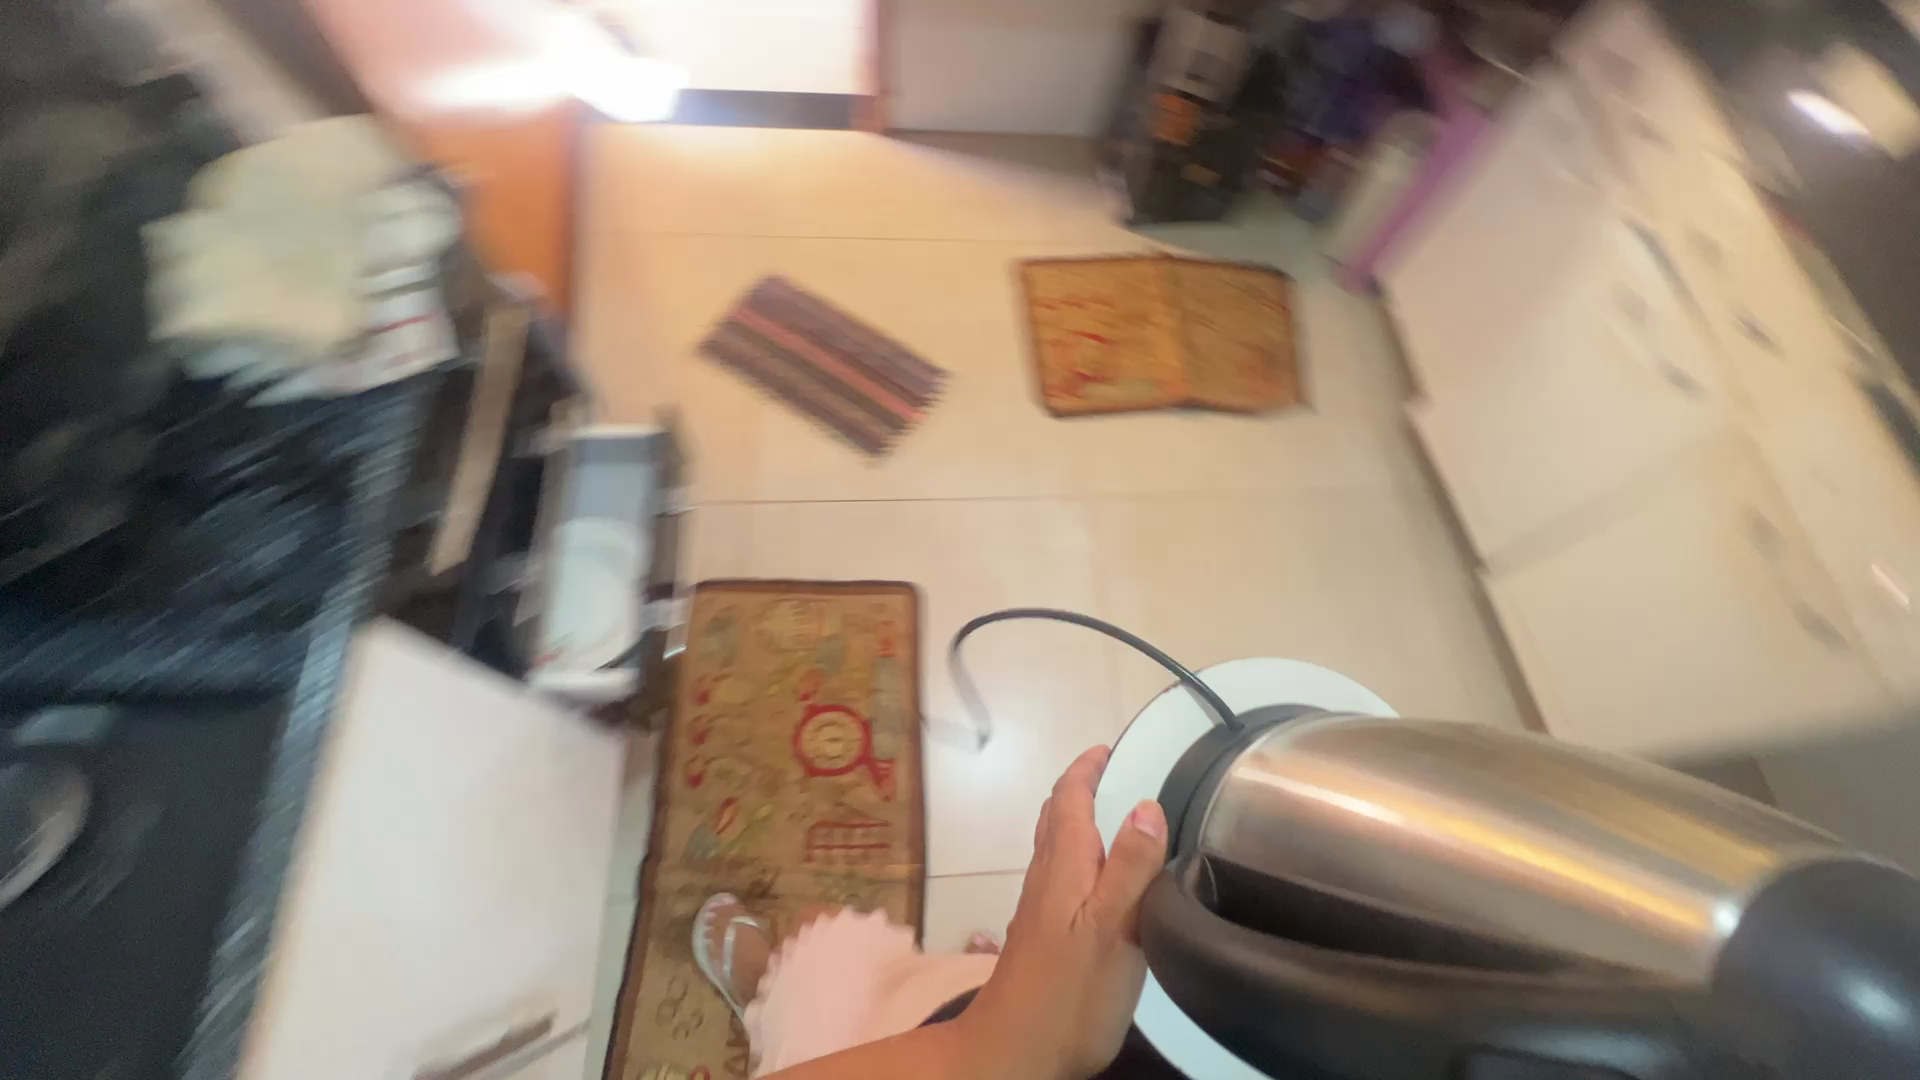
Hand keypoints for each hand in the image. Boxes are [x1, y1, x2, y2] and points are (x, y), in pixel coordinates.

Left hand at [960, 746, 1169, 1079]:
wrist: (1016, 1047)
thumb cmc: (1069, 987)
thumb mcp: (1113, 924)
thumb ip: (1130, 865)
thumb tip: (1146, 804)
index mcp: (1063, 861)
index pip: (1069, 796)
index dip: (1088, 768)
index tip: (1109, 749)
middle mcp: (1047, 872)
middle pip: (1059, 813)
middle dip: (1083, 786)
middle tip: (1118, 775)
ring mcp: (1042, 901)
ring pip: (1059, 842)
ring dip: (1081, 817)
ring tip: (1119, 816)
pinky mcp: (1045, 928)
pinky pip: (1063, 870)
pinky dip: (1083, 851)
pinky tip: (1105, 878)